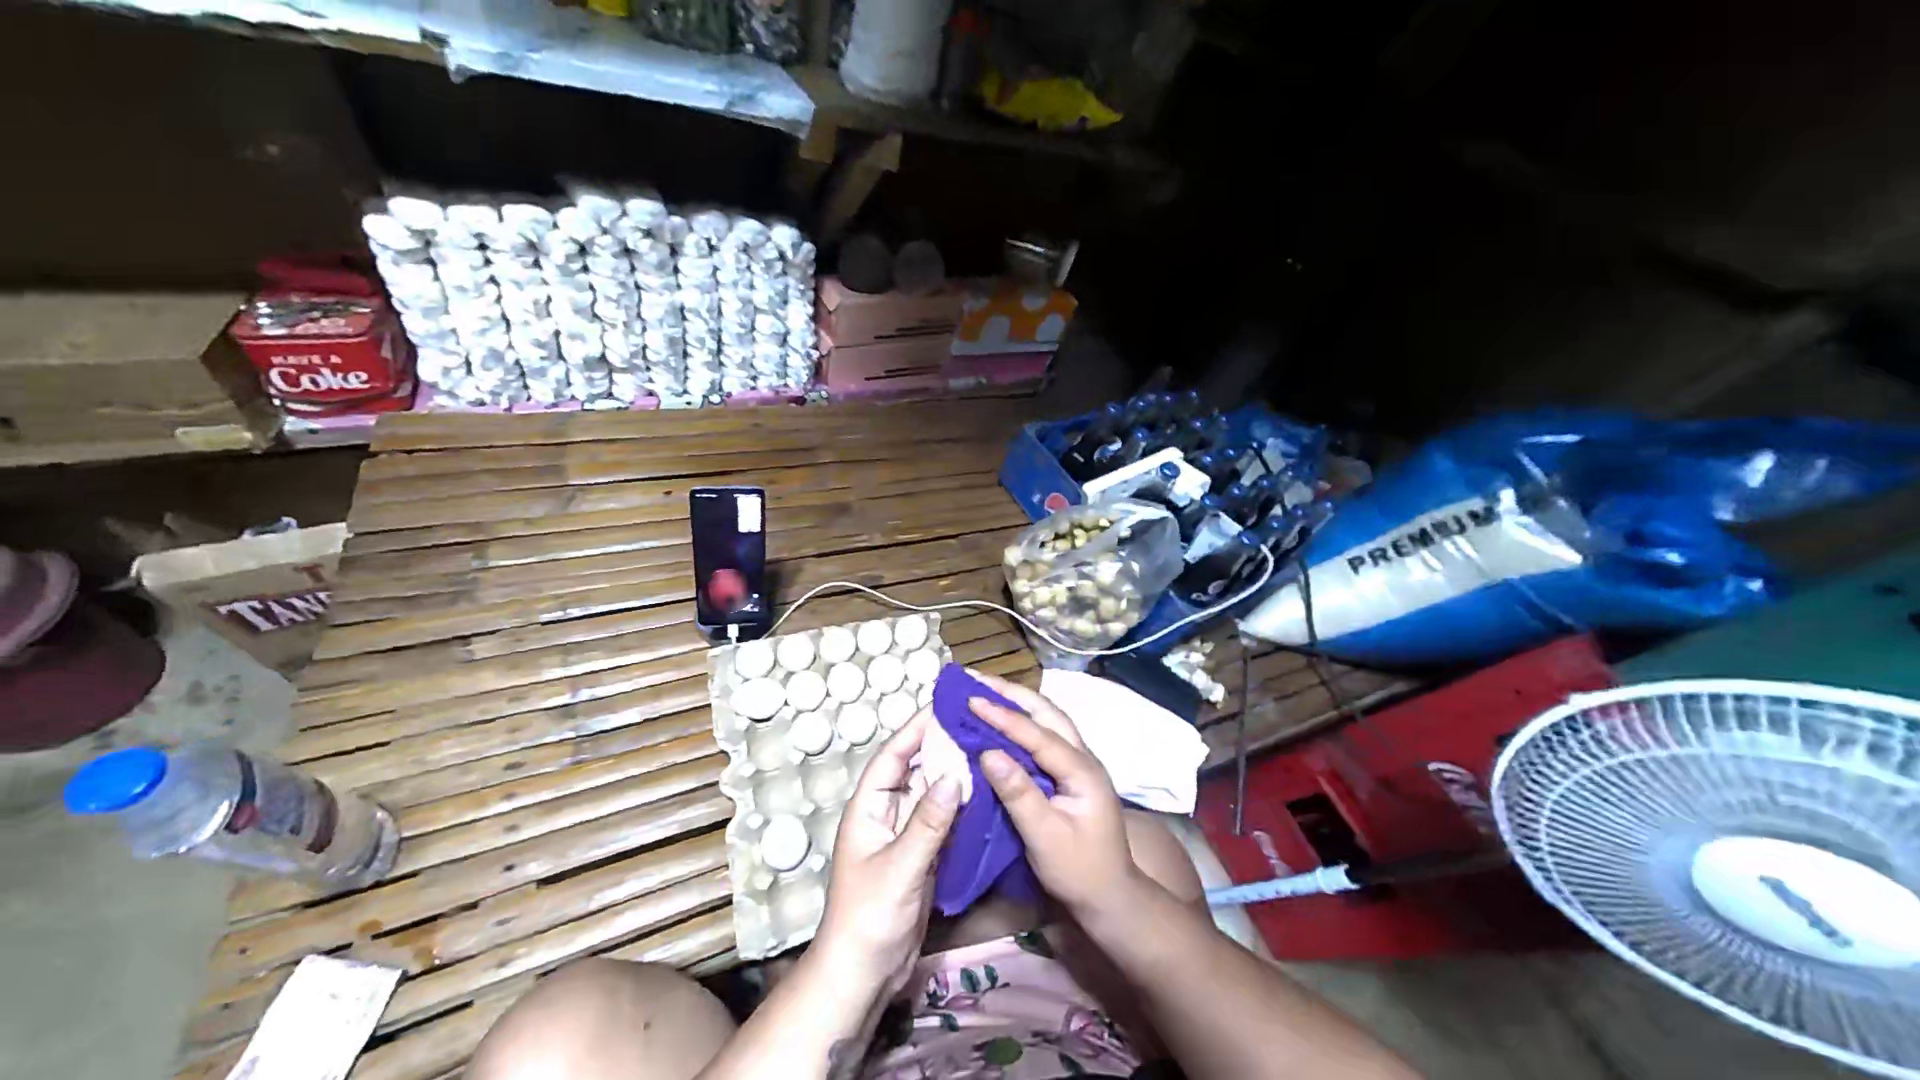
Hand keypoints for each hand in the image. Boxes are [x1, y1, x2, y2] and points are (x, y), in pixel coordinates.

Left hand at [813, 706, 961, 996]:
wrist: (864, 972)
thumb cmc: (870, 916)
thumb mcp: (900, 866)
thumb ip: (928, 822)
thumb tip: (955, 775)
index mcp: (868, 809)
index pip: (892, 757)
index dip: (914, 730)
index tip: (943, 706)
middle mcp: (886, 814)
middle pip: (914, 771)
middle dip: (939, 748)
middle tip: (974, 725)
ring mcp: (904, 835)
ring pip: (931, 795)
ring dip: (953, 777)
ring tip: (985, 752)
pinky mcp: (921, 856)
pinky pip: (942, 822)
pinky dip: (960, 808)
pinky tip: (984, 795)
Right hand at [966, 669, 1147, 920]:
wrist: (1111, 897)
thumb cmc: (1078, 872)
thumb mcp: (1045, 838)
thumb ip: (1018, 794)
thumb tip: (988, 752)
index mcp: (1082, 771)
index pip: (1038, 734)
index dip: (1004, 716)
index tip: (971, 699)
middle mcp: (1084, 757)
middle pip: (1047, 712)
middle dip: (1011, 693)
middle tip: (974, 678)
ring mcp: (1080, 762)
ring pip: (1048, 719)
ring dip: (1017, 701)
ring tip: (984, 688)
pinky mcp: (1071, 772)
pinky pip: (1045, 734)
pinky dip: (1022, 720)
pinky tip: (1001, 718)